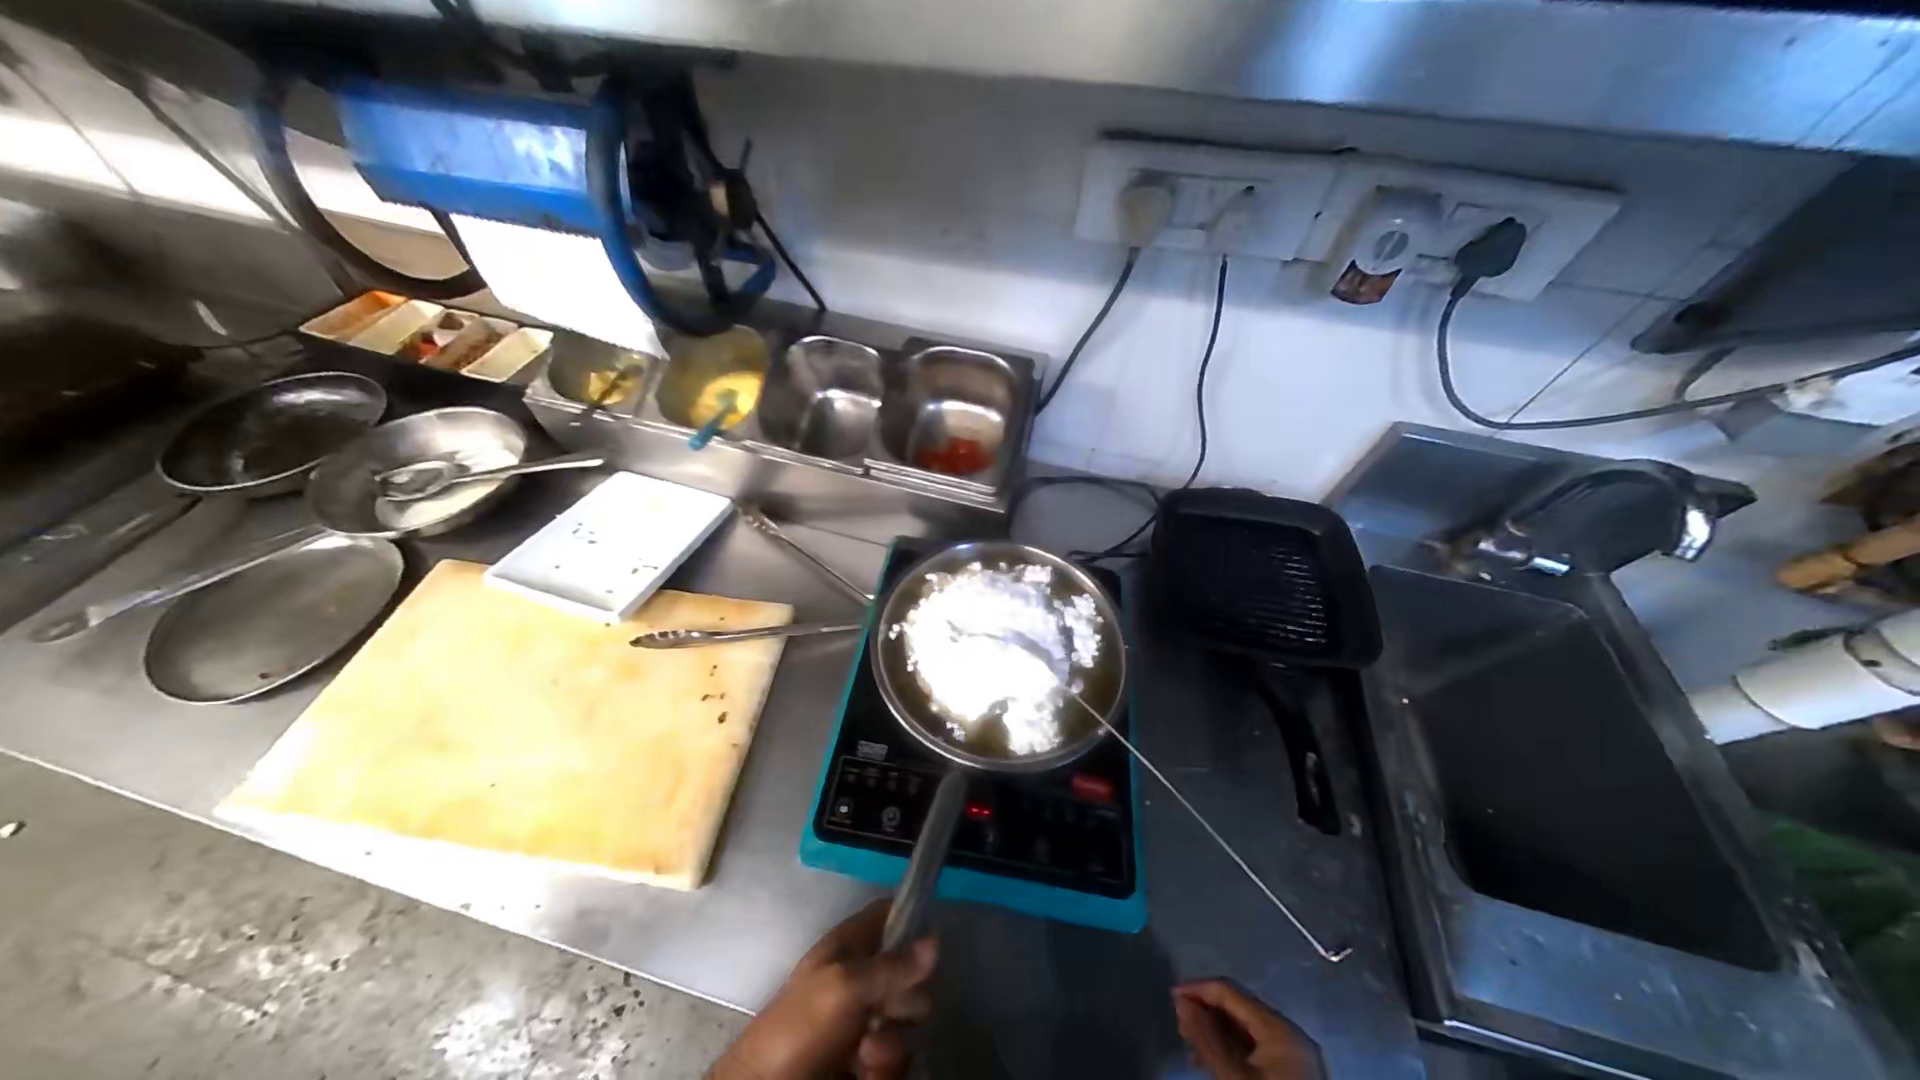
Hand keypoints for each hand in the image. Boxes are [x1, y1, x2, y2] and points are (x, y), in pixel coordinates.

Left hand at [710, 900, 938, 1079]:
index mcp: (849, 945)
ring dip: (892, 1041)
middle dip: (908, 998)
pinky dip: (885, 1068)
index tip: (930, 945)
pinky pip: (899, 1056)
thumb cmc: (798, 1027)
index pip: (889, 914)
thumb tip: (936, 939)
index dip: (912, 921)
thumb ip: (891, 966)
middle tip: (888, 1012)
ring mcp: (865, 1019)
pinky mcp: (867, 1058)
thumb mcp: (844, 987)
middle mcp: (862, 977)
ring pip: (908, 1020)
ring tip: (867, 1054)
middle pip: (912, 973)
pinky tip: (864, 1072)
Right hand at [1173, 979, 1321, 1079]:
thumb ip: (1206, 1039)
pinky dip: (1232, 1050)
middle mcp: (1289, 1034)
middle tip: (1180, 1028)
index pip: (1230, 992)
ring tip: (1191, 1047)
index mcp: (1279, 1028)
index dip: (1197, 990)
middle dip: (1206, 1013)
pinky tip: (1213, 1062)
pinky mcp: (1291, 1074)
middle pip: (1239, 1008)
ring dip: (1216, 1033)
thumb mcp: (1234, 1079)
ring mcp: (1293, 1056)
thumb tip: (1182, 1003)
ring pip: (1246, 1030)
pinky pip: (1256, 1049)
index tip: (1170, 999)